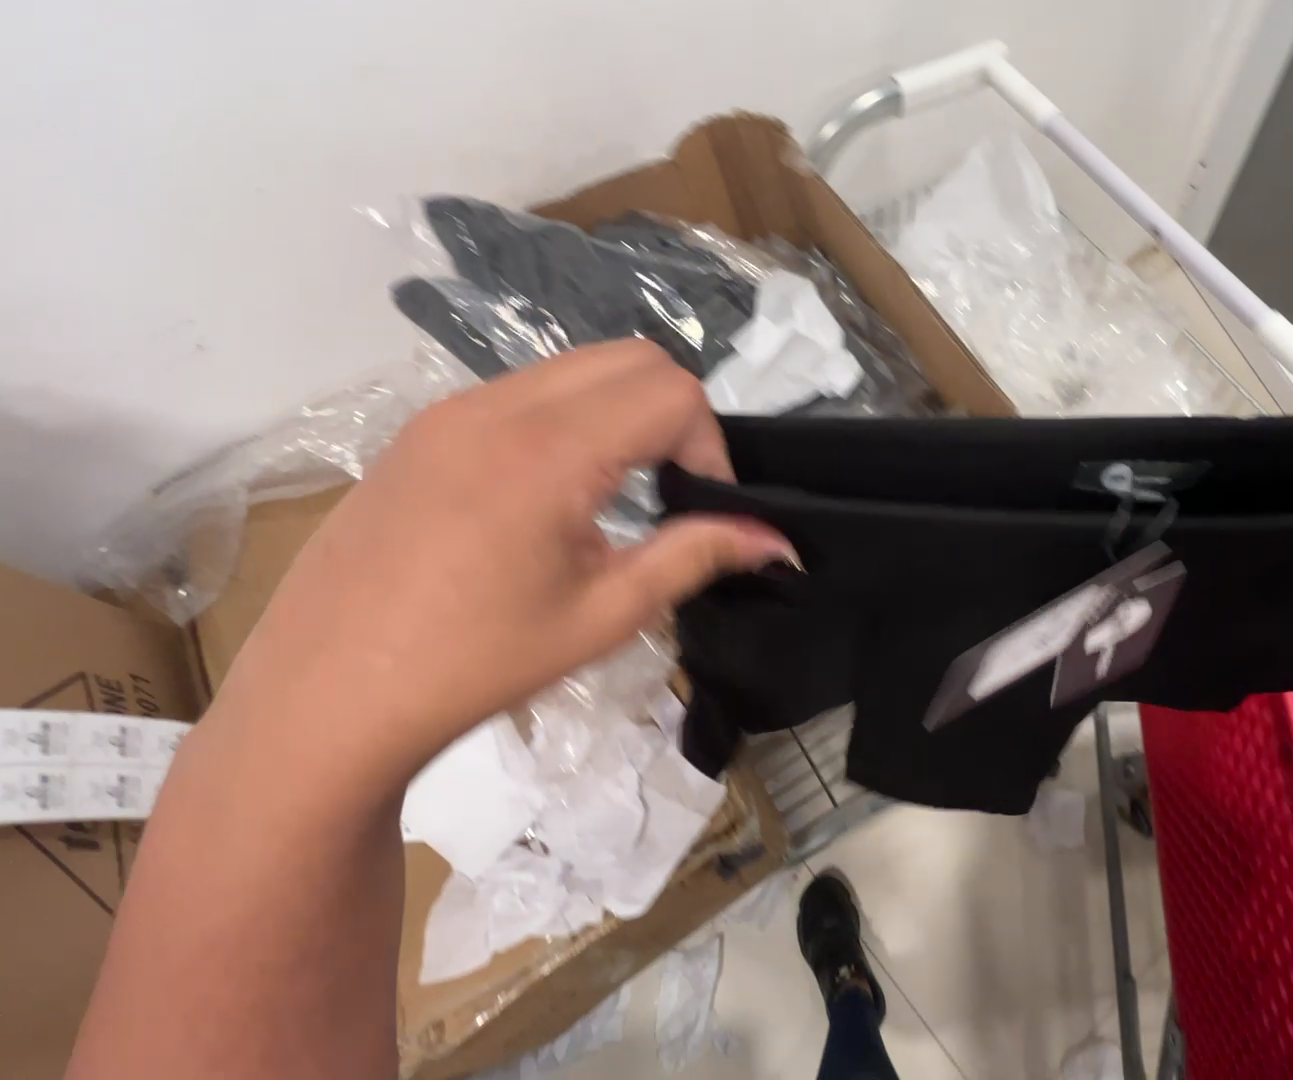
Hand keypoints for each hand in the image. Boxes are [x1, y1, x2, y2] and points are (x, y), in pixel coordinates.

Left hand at [204, 341, 790, 792]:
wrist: (327, 696)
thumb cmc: (478, 663)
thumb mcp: (607, 614)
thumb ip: (698, 557)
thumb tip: (779, 543)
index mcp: (546, 452)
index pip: (672, 391)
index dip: (709, 444)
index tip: (701, 506)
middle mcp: (497, 407)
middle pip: (633, 358)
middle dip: (677, 414)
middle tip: (674, 488)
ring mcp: (452, 410)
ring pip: (580, 366)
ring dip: (626, 412)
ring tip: (620, 491)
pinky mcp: (425, 427)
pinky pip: (529, 389)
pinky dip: (576, 418)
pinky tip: (560, 492)